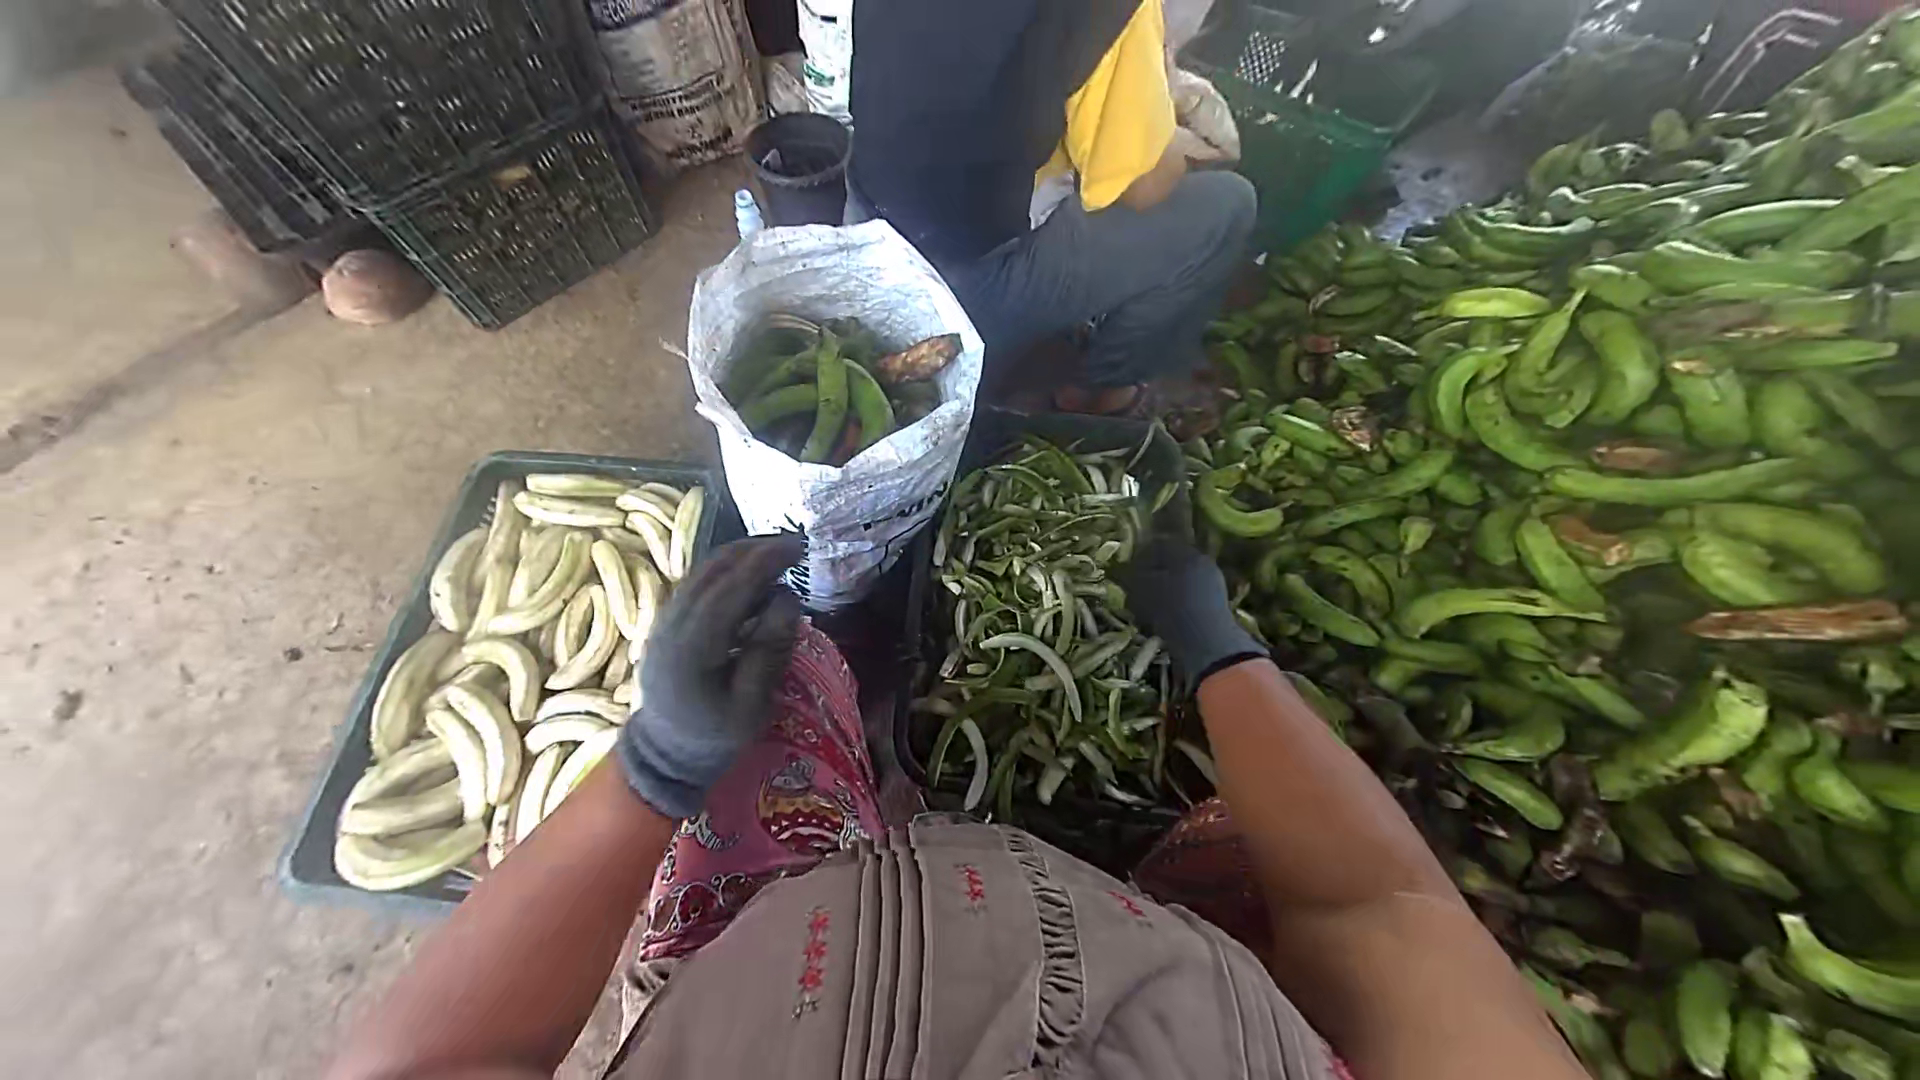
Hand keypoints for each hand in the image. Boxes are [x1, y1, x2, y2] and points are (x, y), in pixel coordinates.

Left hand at [617, 534, 804, 817]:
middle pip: (713, 570)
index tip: (798, 546)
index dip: (765, 562)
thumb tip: (789, 599)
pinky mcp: (667, 622)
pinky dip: (728, 569)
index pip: (731, 589)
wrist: (662, 756)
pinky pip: (699, 583)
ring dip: (742, 555)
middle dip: (756, 549)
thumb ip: (770, 650)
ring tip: (779, 552)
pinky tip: (753, 574)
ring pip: (703, 571)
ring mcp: (665, 621)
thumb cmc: (714, 736)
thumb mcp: (752, 705)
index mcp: (692, 647)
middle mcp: (672, 624)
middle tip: (795, 543)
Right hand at [1118, 539, 1265, 687]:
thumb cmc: (1169, 608)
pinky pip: (1188, 600)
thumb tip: (1116, 569)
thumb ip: (1126, 575)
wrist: (1207, 644)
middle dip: (1151, 574)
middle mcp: (1203, 563)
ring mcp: (1213, 586)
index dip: (1138, 555)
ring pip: (1179, 582)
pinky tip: (1161, 620)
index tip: (1125, 569)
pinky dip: (1174, 606)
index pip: (1158, 544)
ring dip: (1162, 592)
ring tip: (1144, 609)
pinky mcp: (1216, 608)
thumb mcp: (1139, 588)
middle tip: (1133, 589)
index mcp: (1186, 552)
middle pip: (1171, 563)